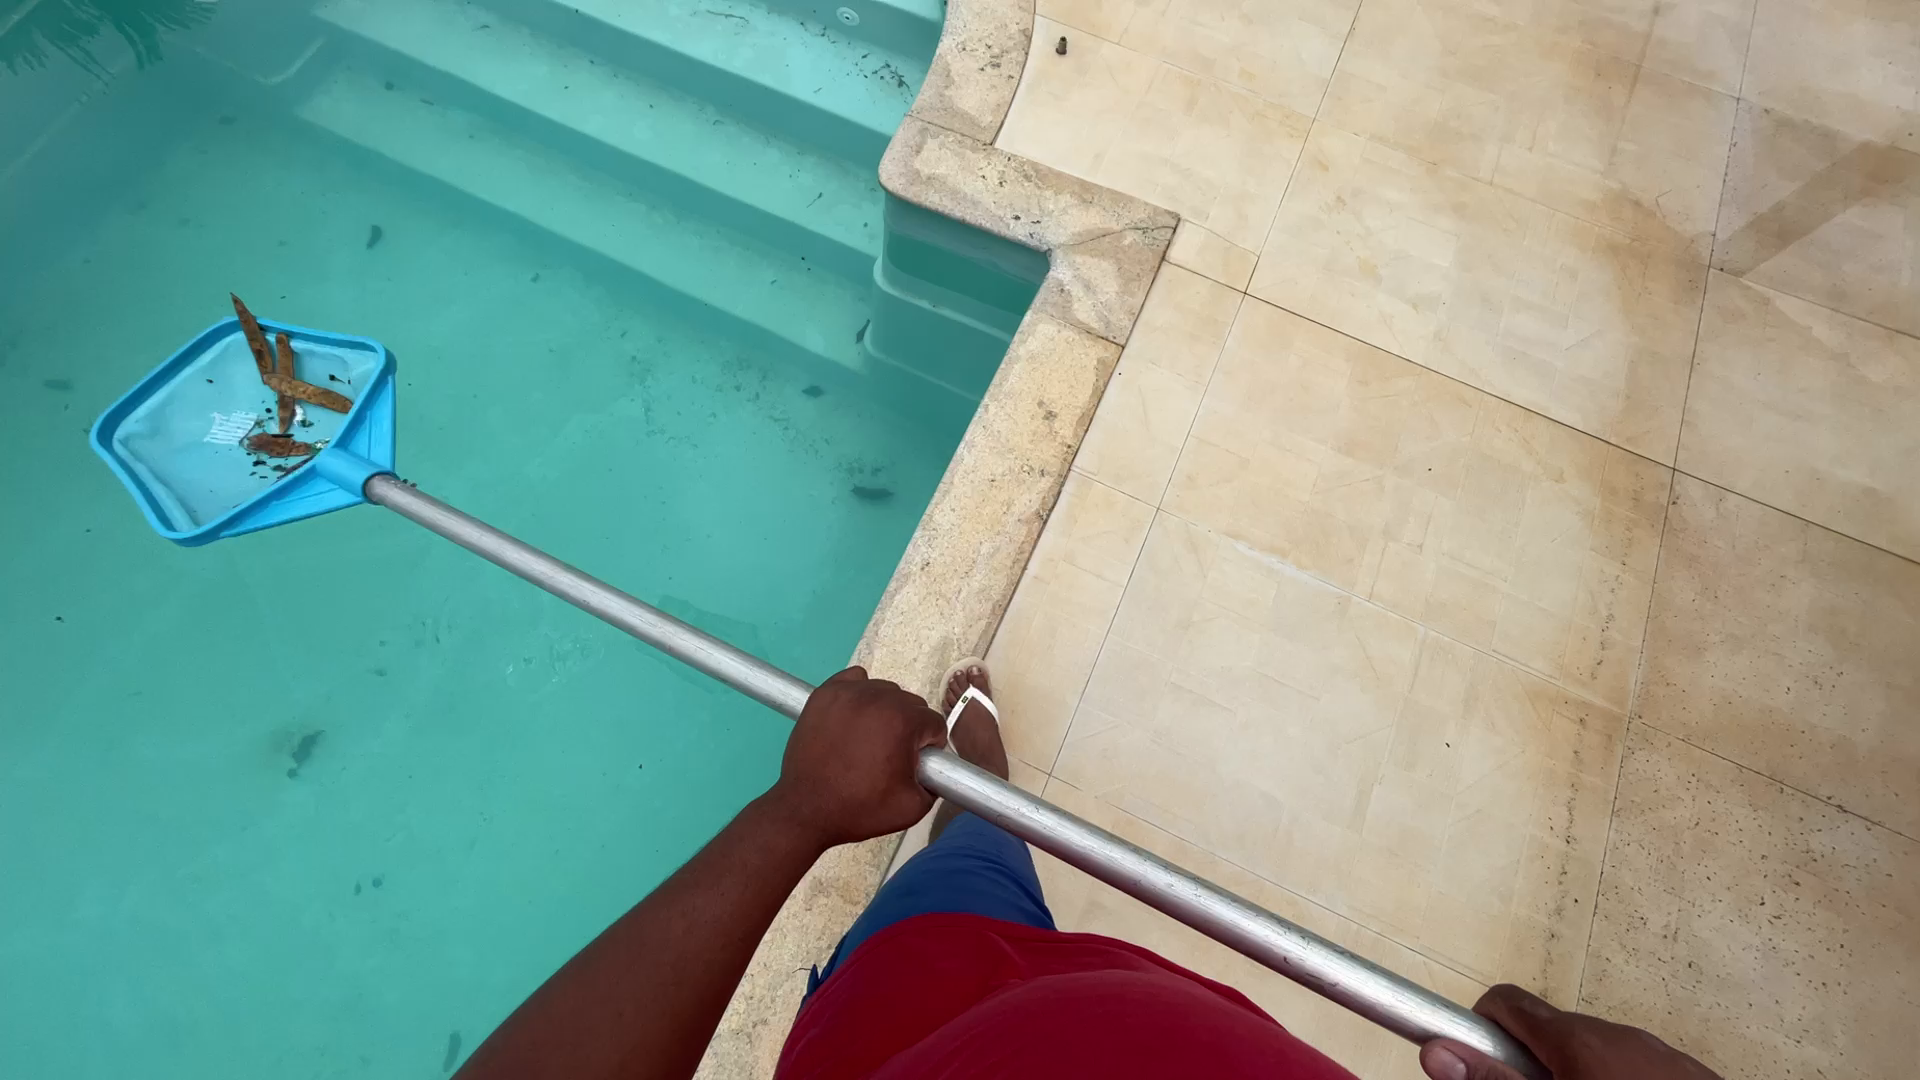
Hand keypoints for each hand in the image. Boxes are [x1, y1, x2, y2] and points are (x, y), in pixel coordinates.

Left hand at [763, 666, 946, 850]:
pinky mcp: (825, 693)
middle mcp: (878, 697)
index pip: (933, 723)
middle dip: (908, 728)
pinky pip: (855, 679)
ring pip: (885, 691)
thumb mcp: (912, 807)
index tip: (913, 763)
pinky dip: (860, 693)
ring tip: (868, 739)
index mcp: (902, 721)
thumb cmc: (859, 809)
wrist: (805, 810)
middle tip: (889, 755)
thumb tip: (936, 769)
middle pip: (911, 704)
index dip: (928, 747)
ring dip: (885, 711)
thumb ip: (936, 784)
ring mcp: (848, 692)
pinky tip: (854, 716)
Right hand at [1421, 985, 1722, 1079]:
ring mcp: (1668, 1055)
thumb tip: (1433, 1051)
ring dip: (1582, 1072)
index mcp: (1577, 1036)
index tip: (1486, 1062)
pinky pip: (1644, 1067)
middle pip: (1551, 1028)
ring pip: (1600, 1050)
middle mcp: (1619, 1032)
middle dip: (1535, 1059)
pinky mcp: (1702, 1077)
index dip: (1484, 1026)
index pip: (1505, 999)